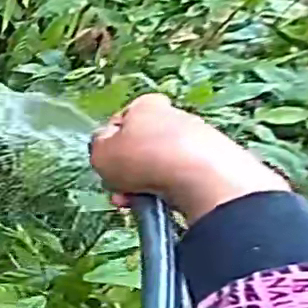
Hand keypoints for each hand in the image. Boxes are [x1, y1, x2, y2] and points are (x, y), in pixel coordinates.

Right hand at [89, 93, 291, 221]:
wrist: (201, 176)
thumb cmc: (142, 159)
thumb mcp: (100, 151)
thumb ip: (97, 142)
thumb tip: (105, 139)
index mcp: (148, 108)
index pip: (128, 112)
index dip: (113, 132)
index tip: (105, 149)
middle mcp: (175, 116)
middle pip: (140, 142)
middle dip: (124, 163)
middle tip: (114, 180)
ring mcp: (197, 137)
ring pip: (154, 161)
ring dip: (138, 180)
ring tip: (130, 197)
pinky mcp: (211, 159)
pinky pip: (174, 174)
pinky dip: (160, 187)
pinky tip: (151, 199)